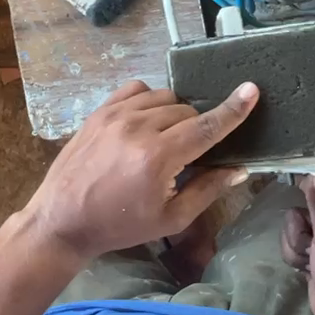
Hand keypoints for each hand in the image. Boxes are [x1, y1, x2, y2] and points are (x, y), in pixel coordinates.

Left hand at [21, 80, 257, 259]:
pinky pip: (137, 89)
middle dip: (196, 129)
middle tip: (187, 154)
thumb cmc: (120, 225)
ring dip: (174, 114)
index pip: (206, 126)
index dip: (232, 110)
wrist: (62, 219)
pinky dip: (149, 100)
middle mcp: (138, 128)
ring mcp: (115, 115)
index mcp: (158, 157)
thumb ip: (207, 189)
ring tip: (165, 139)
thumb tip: (238, 168)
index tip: (251, 90)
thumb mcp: (171, 218)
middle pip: (187, 111)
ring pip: (164, 97)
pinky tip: (146, 121)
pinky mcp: (99, 110)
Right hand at [291, 173, 314, 314]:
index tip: (296, 201)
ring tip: (308, 262)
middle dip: (298, 232)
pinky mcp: (312, 259)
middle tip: (311, 247)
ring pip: (292, 232)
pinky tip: (304, 270)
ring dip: (295, 248)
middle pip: (300, 213)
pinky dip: (295, 259)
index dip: (306, 196)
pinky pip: (293, 248)